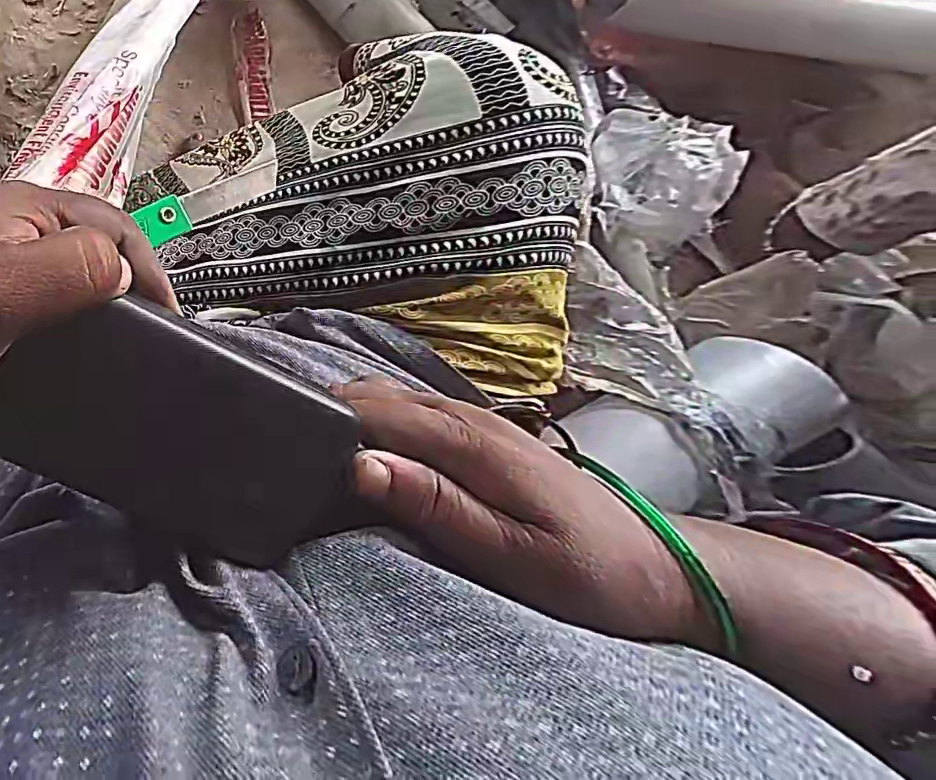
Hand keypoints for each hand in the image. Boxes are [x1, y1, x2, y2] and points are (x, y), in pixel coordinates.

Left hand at [0, 181, 176, 431]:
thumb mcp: (1, 286)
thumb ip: (69, 266)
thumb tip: (121, 268)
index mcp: (22, 206)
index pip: (109, 222)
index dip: (143, 265)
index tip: (166, 314)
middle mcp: (17, 223)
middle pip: (96, 242)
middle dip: (127, 279)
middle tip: (150, 325)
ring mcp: (6, 256)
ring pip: (78, 269)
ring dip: (103, 298)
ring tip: (122, 334)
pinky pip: (55, 294)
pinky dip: (77, 313)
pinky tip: (79, 338)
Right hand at [338, 379, 710, 647]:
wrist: (663, 566)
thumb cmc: (589, 573)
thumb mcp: (513, 556)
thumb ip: (434, 505)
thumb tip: (360, 465)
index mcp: (466, 439)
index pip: (369, 412)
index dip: (328, 431)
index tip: (304, 463)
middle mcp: (460, 412)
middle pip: (366, 395)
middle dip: (328, 420)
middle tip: (311, 467)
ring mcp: (466, 412)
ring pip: (379, 395)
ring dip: (347, 417)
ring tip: (329, 457)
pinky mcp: (469, 423)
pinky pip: (398, 404)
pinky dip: (369, 417)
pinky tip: (365, 447)